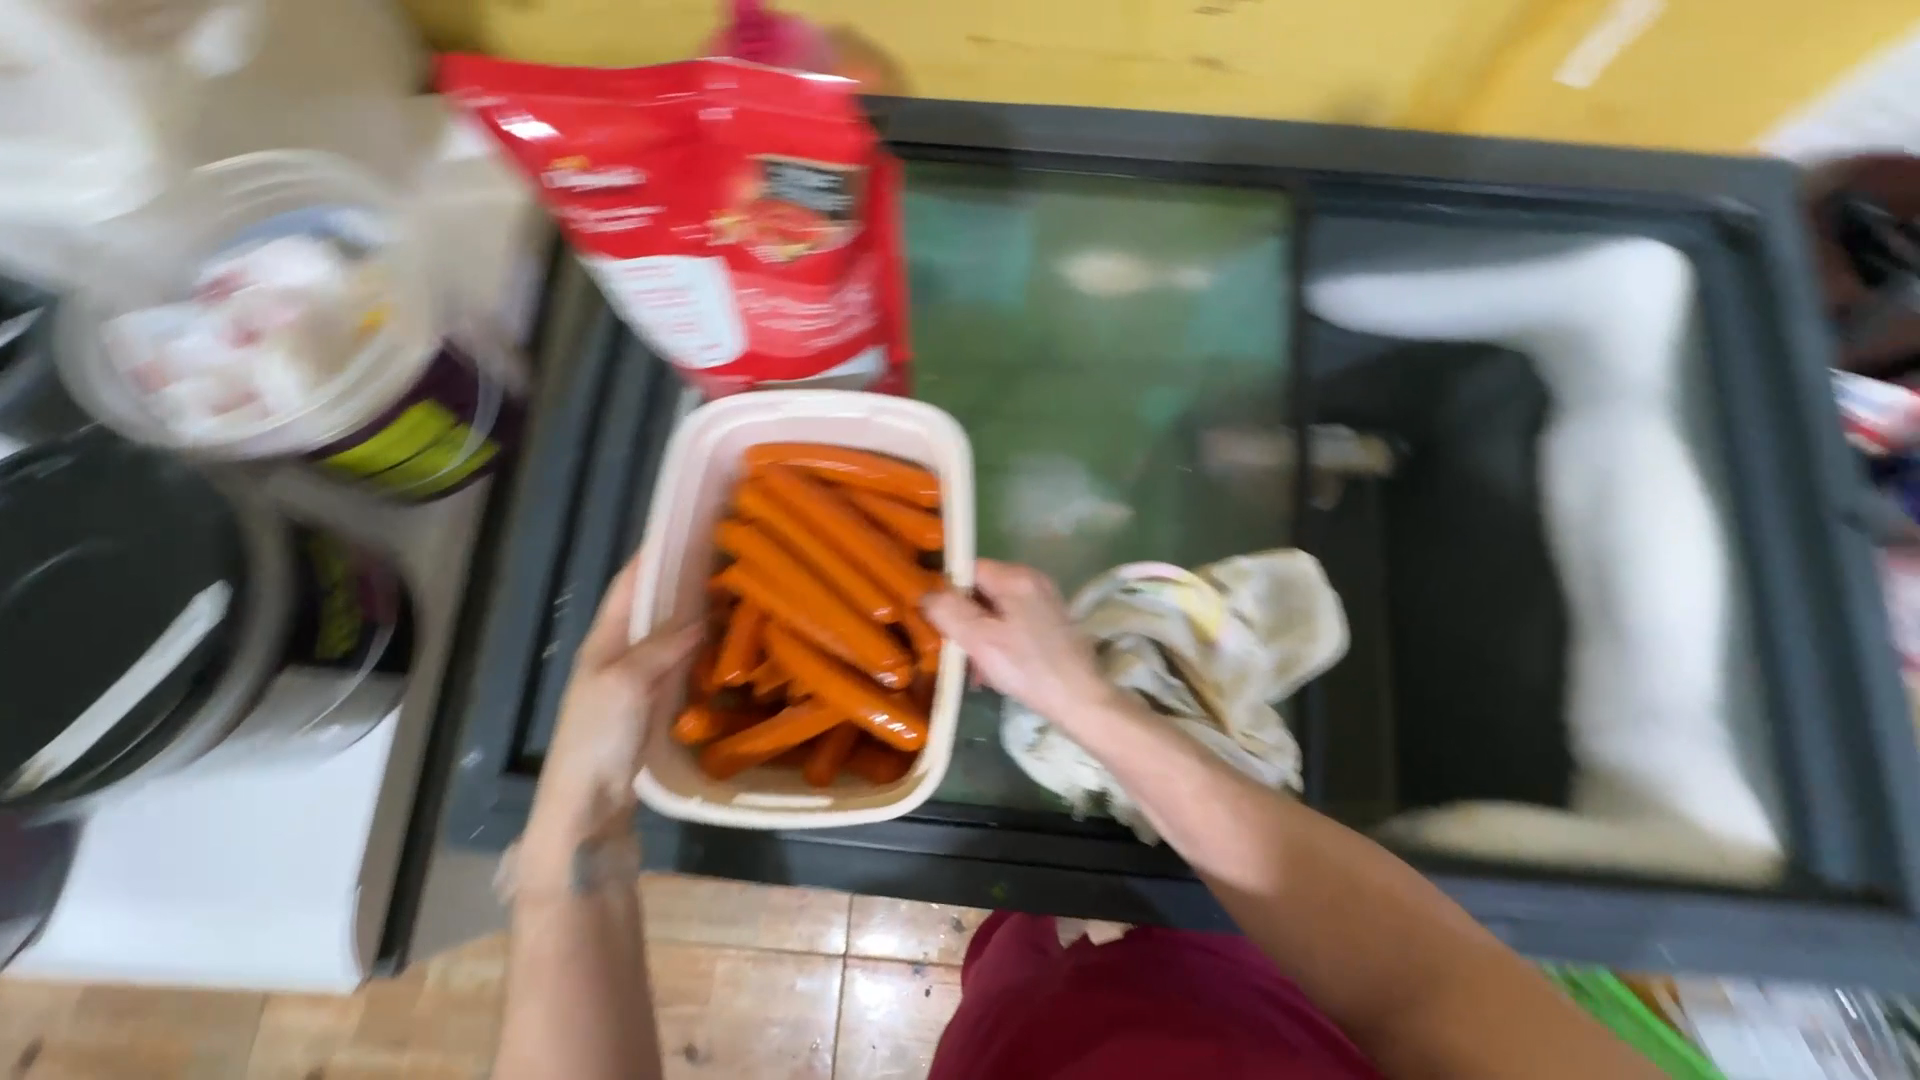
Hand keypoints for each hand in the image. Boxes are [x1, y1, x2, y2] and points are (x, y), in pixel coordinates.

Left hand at [527, 549, 701, 853]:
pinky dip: (703, 649)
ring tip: (735, 592)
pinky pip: (682, 665)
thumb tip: (700, 618)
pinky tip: (729, 644)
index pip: (628, 585)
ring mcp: (638, 680)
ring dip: (697, 614)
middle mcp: (620, 652)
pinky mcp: (655, 704)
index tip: (685, 529)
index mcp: (604, 640)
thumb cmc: (596, 737)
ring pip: (671, 635)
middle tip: (725, 559)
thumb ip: (661, 646)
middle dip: (683, 581)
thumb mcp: (625, 683)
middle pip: (653, 607)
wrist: (587, 803)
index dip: (652, 556)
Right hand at [922, 560, 1120, 728]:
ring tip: (974, 668)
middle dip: (964, 619)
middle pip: (982, 590)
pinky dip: (998, 640)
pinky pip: (1013, 622)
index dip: (947, 593)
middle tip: (954, 650)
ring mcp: (1045, 601)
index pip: (967, 569)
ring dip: (980, 635)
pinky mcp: (1052, 622)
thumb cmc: (1028, 668)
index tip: (937, 622)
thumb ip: (949, 611)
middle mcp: (1033, 580)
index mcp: (1016, 577)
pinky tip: (994, 669)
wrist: (1080, 700)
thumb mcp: (980, 640)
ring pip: (996, 610)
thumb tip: (925, 593)